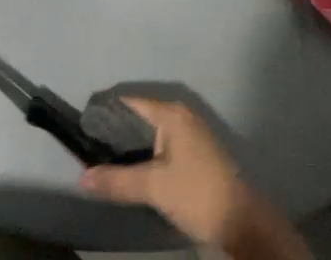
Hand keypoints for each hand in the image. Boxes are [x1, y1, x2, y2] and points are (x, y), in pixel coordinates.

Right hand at [79, 98, 250, 245]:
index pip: (126, 103)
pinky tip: (135, 172)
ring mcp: (193, 136)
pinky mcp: (199, 155)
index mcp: (171, 114)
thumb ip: (116, 180)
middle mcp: (182, 117)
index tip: (83, 132)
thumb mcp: (154, 188)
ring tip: (107, 162)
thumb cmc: (199, 194)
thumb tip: (81, 178)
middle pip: (138, 118)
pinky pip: (163, 147)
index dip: (102, 116)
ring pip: (151, 135)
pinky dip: (147, 156)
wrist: (249, 227)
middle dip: (115, 134)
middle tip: (91, 150)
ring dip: (131, 148)